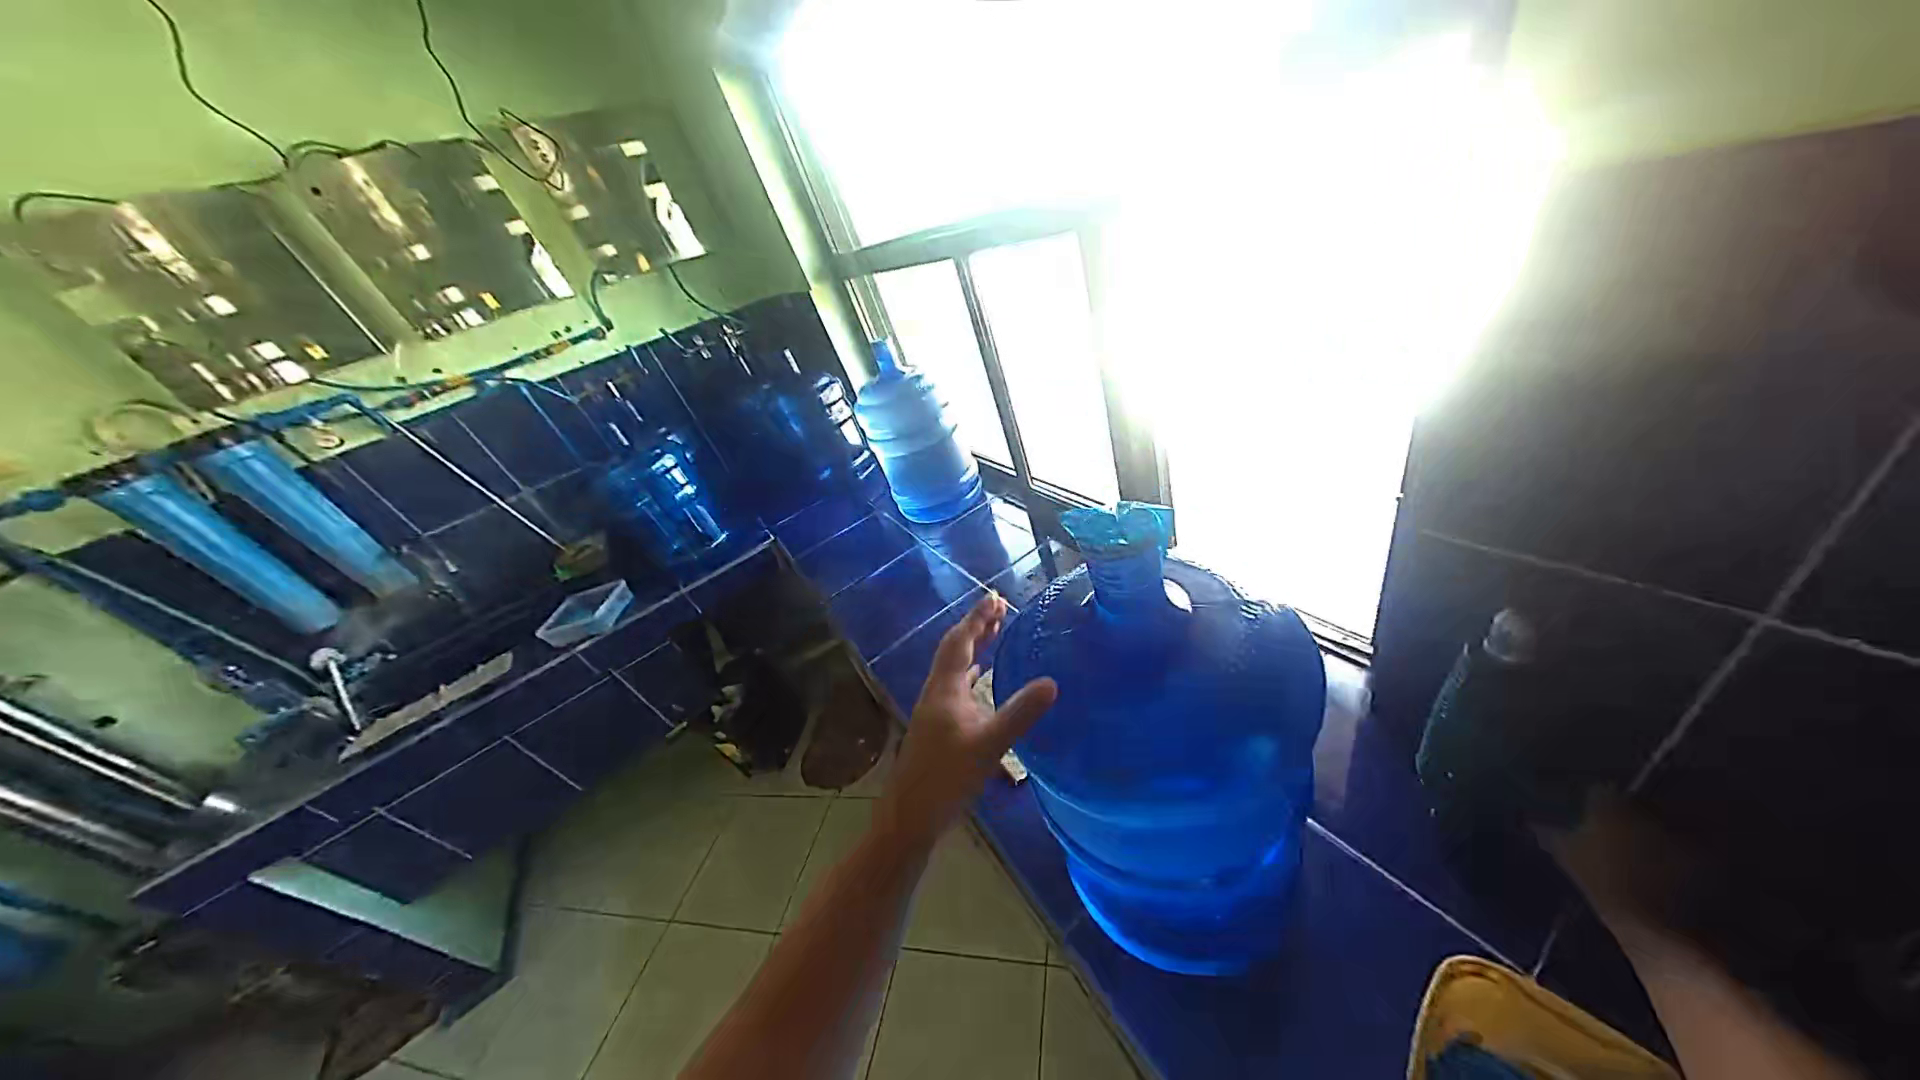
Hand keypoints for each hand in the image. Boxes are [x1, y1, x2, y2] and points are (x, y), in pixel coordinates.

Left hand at [876, 592, 1057, 848]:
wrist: (910, 817)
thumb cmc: (946, 778)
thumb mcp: (989, 745)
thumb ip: (1020, 713)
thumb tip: (1052, 682)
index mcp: (944, 688)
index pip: (960, 642)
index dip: (978, 618)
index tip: (996, 597)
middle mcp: (936, 692)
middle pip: (955, 649)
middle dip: (977, 627)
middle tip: (1001, 610)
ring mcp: (935, 710)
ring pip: (955, 668)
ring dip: (974, 648)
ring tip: (995, 634)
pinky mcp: (938, 727)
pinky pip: (957, 686)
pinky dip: (972, 673)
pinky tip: (981, 681)